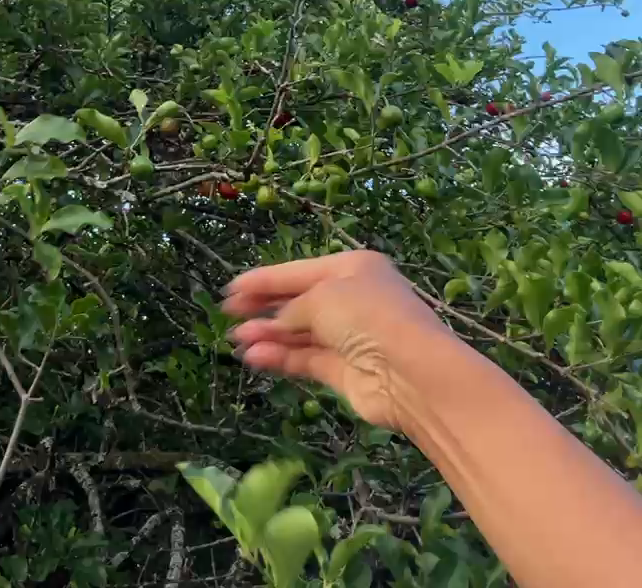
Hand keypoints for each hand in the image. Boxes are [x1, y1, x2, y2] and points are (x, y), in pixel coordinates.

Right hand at [222, 250, 456, 430]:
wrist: (413, 372)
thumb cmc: (367, 316)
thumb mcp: (322, 297)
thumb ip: (291, 308)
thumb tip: (275, 324)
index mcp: (351, 268)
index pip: (298, 271)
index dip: (264, 280)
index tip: (232, 289)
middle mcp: (352, 300)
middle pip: (298, 301)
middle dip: (264, 307)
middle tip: (229, 313)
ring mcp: (350, 337)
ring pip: (300, 333)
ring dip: (269, 334)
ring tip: (237, 339)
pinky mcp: (346, 372)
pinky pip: (307, 359)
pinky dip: (281, 357)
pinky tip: (255, 356)